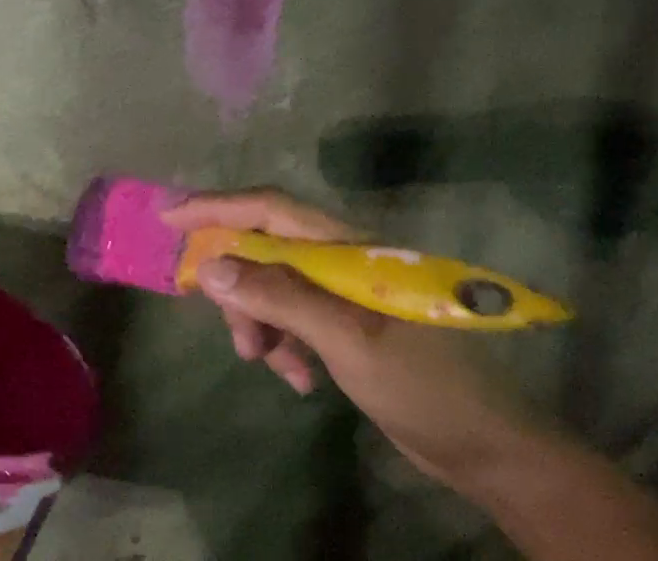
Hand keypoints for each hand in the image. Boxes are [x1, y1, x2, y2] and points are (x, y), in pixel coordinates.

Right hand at [161, 191, 546, 492]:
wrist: (489, 449)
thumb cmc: (423, 385)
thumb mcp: (347, 339)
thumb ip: (279, 297)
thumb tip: (211, 267)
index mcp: (348, 248)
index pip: (270, 209)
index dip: (216, 207)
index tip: (168, 219)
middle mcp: (342, 260)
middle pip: (263, 250)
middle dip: (239, 288)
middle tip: (235, 333)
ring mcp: (344, 293)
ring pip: (271, 286)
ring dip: (258, 320)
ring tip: (267, 362)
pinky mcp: (345, 324)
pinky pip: (290, 317)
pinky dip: (281, 341)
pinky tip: (297, 376)